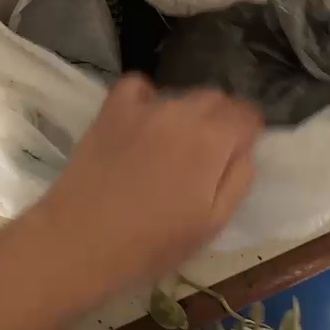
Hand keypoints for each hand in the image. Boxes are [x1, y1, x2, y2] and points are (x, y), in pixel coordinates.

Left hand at [28, 75, 263, 292]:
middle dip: (220, 121)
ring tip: (170, 148)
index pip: (247, 114)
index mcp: (212, 141)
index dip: (247, 133)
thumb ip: (238, 179)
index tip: (236, 155)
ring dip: (186, 114)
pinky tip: (142, 123)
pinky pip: (139, 86)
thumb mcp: (213, 224)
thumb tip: (243, 150)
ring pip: (180, 95)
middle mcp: (182, 112)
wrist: (82, 240)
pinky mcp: (113, 108)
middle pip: (216, 99)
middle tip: (206, 157)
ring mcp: (145, 106)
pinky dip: (147, 98)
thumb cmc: (153, 243)